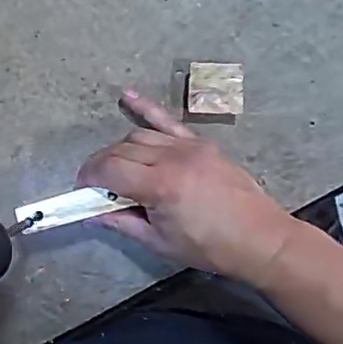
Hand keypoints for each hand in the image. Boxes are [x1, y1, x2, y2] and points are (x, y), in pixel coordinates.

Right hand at [77, 89, 302, 283]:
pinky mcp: (201, 144)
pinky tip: (127, 96)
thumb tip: (91, 214)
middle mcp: (173, 159)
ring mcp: (188, 147)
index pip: (109, 170)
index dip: (88, 178)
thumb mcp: (159, 243)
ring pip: (138, 136)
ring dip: (119, 150)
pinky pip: (167, 121)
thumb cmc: (211, 247)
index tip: (81, 190)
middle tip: (94, 185)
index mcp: (161, 186)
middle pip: (119, 150)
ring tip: (114, 170)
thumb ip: (122, 222)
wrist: (261, 239)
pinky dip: (145, 108)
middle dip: (99, 166)